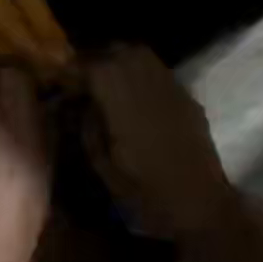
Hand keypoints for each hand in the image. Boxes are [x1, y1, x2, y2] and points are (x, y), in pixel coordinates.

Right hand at [87, 46, 247, 252]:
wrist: (203, 209)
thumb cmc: (146, 193)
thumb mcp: (103, 167)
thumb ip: (87, 128)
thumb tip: (79, 105)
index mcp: (125, 104)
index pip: (94, 68)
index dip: (73, 70)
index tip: (59, 82)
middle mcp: (149, 87)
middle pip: (119, 51)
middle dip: (95, 59)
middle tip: (81, 78)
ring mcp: (173, 90)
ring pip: (142, 55)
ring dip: (119, 61)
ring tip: (105, 81)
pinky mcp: (188, 99)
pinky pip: (159, 72)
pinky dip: (140, 73)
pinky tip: (134, 95)